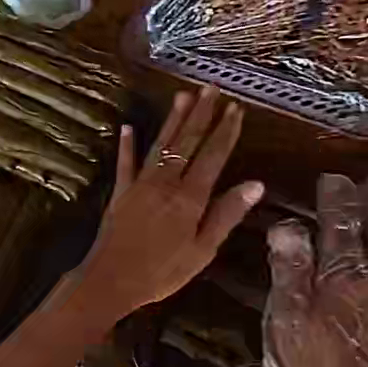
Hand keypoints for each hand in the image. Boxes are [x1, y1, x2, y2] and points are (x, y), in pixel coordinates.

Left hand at [66, 85, 264, 326]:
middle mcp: (166, 183)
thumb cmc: (161, 272)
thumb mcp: (202, 250)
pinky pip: (125, 163)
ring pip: (160, 146)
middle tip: (210, 88)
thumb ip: (226, 214)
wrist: (111, 279)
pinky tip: (128, 127)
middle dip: (200, 114)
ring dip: (172, 120)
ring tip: (182, 95)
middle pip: (186, 142)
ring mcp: (139, 185)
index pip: (213, 156)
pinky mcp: (119, 192)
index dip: (225, 131)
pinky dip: (127, 145)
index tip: (236, 108)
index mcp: (190, 198)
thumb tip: (256, 184)